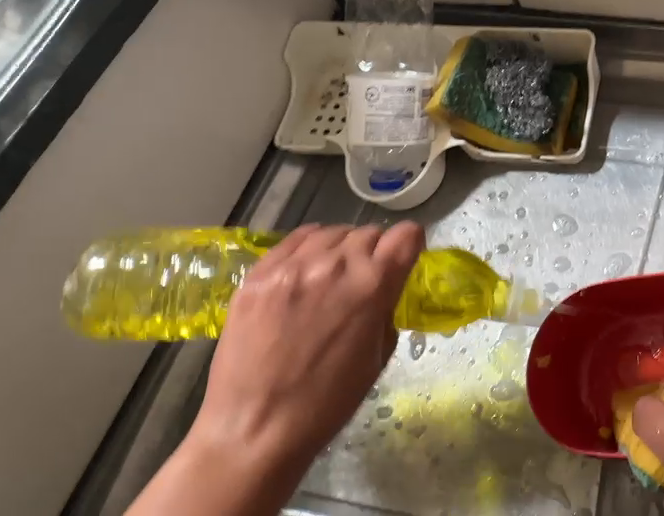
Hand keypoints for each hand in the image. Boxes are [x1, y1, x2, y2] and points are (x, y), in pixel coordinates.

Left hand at [192, 223, 423, 475]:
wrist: (254, 430)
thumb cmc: (327, 403)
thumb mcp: (379, 355)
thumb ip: (386, 307)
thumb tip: (384, 287)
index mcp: (373, 284)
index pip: (407, 234)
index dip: (408, 247)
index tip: (401, 261)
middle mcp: (336, 264)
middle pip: (369, 232)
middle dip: (373, 252)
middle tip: (361, 281)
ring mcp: (293, 267)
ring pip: (332, 232)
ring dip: (339, 249)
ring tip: (328, 277)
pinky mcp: (258, 275)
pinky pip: (294, 240)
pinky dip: (307, 248)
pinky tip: (303, 271)